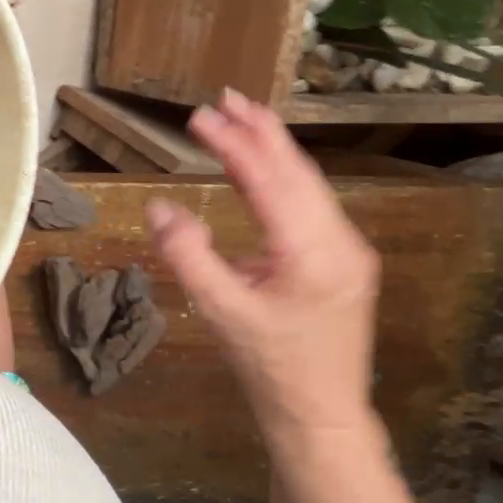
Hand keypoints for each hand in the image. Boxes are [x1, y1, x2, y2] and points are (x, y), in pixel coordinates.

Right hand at [144, 90, 380, 437]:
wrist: (317, 404)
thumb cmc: (267, 359)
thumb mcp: (219, 309)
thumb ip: (188, 255)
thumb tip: (159, 208)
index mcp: (313, 253)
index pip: (270, 183)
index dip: (234, 145)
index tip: (199, 117)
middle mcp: (339, 243)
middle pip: (299, 174)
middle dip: (262, 132)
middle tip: (226, 97)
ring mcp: (342, 250)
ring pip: (306, 184)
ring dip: (272, 147)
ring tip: (240, 117)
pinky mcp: (334, 258)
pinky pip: (306, 201)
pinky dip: (279, 173)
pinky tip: (258, 164)